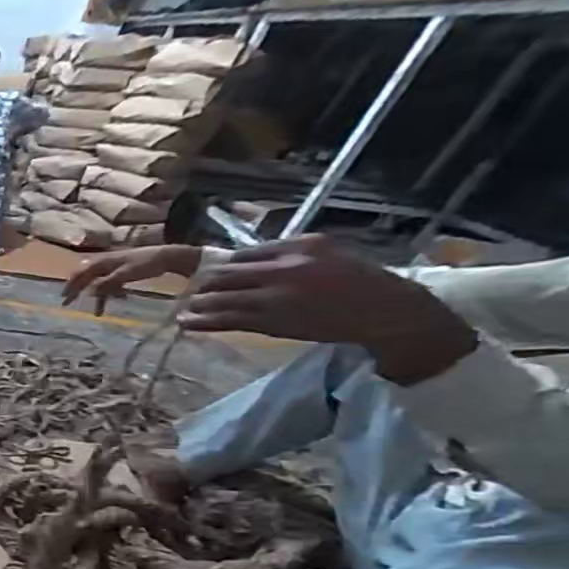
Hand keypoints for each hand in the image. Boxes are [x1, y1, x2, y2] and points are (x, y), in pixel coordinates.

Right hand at [63, 244, 201, 312]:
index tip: (63, 298)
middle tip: (68, 303)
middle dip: (77, 290)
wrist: (167, 257)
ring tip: (98, 312)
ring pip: (98, 282)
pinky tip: (119, 300)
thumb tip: (90, 291)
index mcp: (103, 262)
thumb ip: (107, 283)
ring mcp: (114, 267)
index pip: (80, 274)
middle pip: (85, 277)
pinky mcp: (123, 271)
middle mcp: (105, 263)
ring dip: (98, 297)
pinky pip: (111, 284)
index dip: (70, 285)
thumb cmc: (145, 264)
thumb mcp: (125, 275)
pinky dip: (111, 293)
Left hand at [182, 236, 478, 383]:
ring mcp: (276, 295)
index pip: (243, 253)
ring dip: (198, 304)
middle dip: (204, 284)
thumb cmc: (356, 280)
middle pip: (225, 273)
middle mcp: (284, 267)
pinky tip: (187, 323)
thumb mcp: (325, 253)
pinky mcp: (272, 321)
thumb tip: (246, 261)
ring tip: (184, 311)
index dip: (220, 265)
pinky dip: (204, 321)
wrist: (384, 310)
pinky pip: (229, 320)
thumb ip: (286, 254)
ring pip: (222, 298)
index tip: (207, 273)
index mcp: (299, 245)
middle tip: (190, 293)